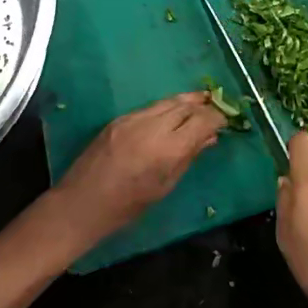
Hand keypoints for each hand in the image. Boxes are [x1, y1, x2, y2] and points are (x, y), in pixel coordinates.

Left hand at [54, 92, 225, 241]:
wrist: (81, 203)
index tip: (226, 120)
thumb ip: (188, 158)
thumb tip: (209, 138)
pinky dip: (166, 107)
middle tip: (217, 106)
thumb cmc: (127, 206)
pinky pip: (150, 107)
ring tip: (200, 102)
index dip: (217, 117)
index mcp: (167, 149)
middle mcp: (152, 127)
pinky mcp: (119, 119)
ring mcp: (133, 119)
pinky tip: (172, 113)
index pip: (201, 121)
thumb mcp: (165, 186)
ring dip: (186, 101)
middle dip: (203, 105)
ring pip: (167, 101)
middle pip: (185, 106)